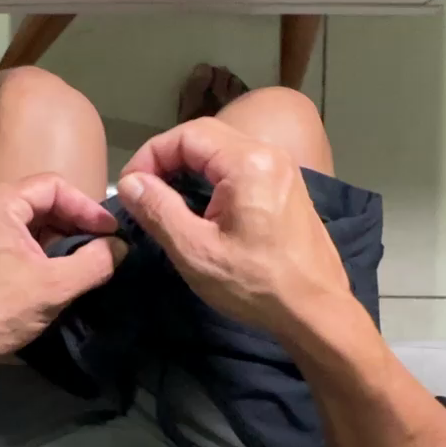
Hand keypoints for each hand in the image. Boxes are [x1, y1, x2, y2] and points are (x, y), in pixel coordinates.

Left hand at [0, 173, 125, 392]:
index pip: (54, 187)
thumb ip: (95, 262)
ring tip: (84, 259)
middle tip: (101, 245)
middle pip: (40, 201)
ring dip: (58, 237)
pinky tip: (56, 268)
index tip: (111, 232)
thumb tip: (120, 247)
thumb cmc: (0, 311)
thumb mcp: (55, 287)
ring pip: (28, 220)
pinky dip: (38, 247)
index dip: (88, 208)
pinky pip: (13, 235)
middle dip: (74, 222)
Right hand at [115, 117, 353, 342]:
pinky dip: (211, 177)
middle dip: (166, 158)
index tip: (131, 189)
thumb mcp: (196, 251)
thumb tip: (130, 183)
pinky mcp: (287, 188)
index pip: (186, 135)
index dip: (150, 156)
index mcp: (248, 163)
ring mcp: (283, 169)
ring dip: (187, 167)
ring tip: (164, 199)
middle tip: (142, 192)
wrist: (315, 311)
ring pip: (223, 150)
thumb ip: (158, 210)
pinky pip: (240, 167)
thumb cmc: (254, 284)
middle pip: (205, 136)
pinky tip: (198, 206)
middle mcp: (269, 154)